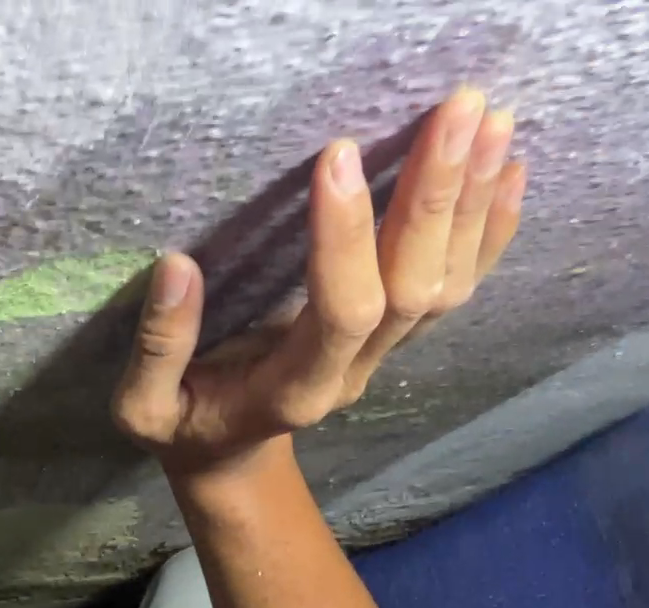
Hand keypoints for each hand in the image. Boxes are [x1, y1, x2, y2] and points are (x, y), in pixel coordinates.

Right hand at [114, 87, 525, 484]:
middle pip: (414, 288)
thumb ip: (156, 348)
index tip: (335, 157)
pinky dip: (488, 230)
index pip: (341, 311)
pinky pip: (453, 289)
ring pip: (446, 284)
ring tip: (489, 119)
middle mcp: (350, 375)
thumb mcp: (141, 408)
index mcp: (291, 391)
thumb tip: (177, 266)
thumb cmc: (179, 429)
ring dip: (470, 202)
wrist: (225, 456)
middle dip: (435, 198)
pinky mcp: (387, 342)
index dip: (344, 237)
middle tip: (456, 110)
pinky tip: (507, 173)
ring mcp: (378, 360)